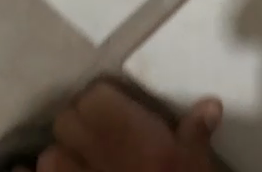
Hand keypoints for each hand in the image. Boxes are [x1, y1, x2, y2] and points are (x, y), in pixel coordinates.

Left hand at [36, 82, 220, 171]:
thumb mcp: (197, 163)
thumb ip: (196, 132)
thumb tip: (212, 104)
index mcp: (126, 131)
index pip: (94, 97)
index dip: (100, 102)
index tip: (109, 110)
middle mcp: (95, 149)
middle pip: (67, 121)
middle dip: (76, 126)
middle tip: (93, 138)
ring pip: (50, 157)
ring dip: (58, 160)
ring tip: (71, 166)